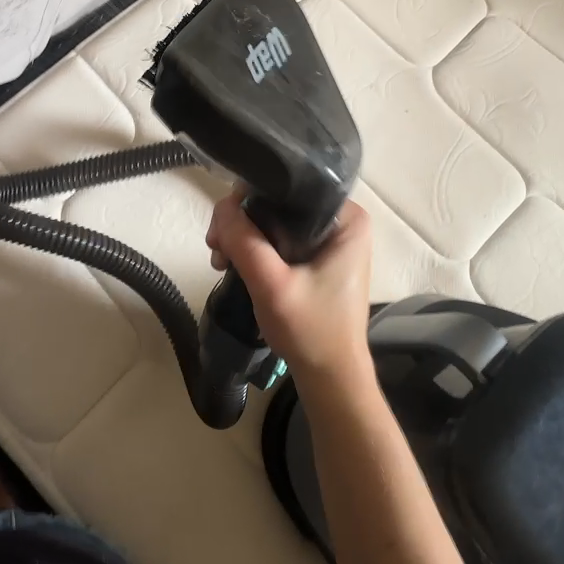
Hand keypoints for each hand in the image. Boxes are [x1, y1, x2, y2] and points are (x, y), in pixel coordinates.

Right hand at [206, 190, 373, 380]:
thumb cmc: (311, 331)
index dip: (249, 199)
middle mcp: (340, 221)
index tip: (224, 227)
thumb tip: (220, 205)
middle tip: (217, 249)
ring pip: (271, 221)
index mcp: (345, 218)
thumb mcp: (272, 284)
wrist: (329, 377)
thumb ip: (245, 241)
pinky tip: (232, 266)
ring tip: (221, 263)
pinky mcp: (315, 258)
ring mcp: (328, 240)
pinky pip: (276, 238)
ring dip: (241, 237)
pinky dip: (252, 250)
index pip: (288, 186)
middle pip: (276, 202)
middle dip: (240, 222)